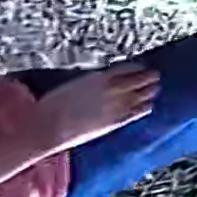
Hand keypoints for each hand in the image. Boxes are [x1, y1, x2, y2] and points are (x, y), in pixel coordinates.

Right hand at [31, 64, 159, 152]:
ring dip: (151, 89)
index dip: (138, 67)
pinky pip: (144, 108)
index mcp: (103, 77)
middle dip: (150, 76)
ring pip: (150, 92)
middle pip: (147, 76)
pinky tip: (144, 104)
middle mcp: (116, 88)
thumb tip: (111, 78)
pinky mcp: (120, 119)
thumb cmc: (53, 106)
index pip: (133, 66)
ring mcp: (120, 104)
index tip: (140, 69)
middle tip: (152, 77)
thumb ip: (98, 80)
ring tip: (151, 89)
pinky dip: (146, 104)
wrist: (43, 130)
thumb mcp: (77, 84)